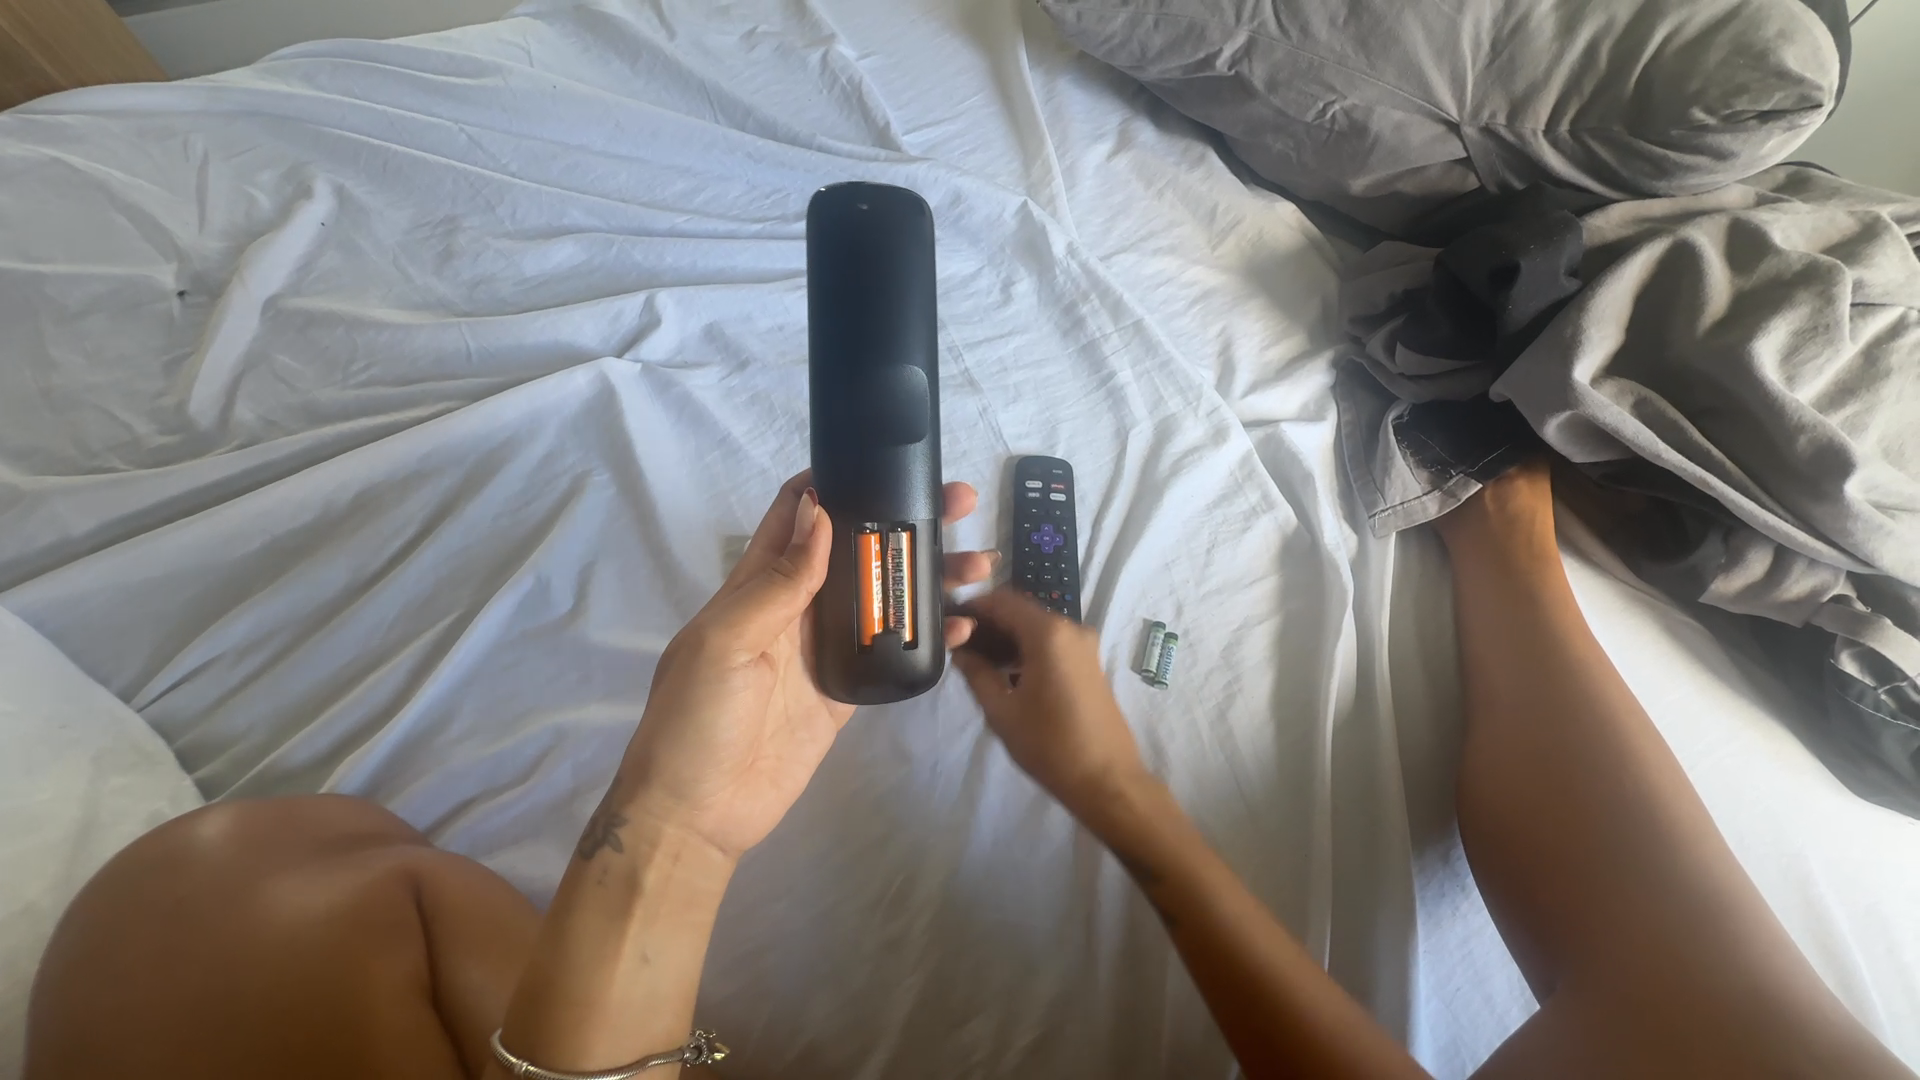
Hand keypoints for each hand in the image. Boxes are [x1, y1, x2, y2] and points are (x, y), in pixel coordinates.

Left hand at [604, 472, 992, 861]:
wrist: (701, 813)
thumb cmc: (697, 718)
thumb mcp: (726, 641)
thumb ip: (777, 582)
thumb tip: (820, 511)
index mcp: (759, 583)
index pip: (799, 514)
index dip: (837, 482)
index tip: (886, 461)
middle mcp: (797, 606)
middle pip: (857, 548)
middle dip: (904, 520)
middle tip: (958, 502)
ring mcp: (826, 647)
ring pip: (884, 594)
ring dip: (928, 573)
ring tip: (978, 561)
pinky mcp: (849, 687)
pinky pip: (893, 648)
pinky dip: (928, 631)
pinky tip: (963, 624)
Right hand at [952, 588, 1149, 816]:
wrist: (1107, 780)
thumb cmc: (1050, 745)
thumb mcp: (1002, 711)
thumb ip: (977, 673)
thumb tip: (960, 650)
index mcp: (1048, 633)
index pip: (1003, 600)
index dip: (974, 607)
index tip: (950, 622)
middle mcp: (1071, 629)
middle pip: (1021, 612)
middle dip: (989, 624)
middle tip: (959, 646)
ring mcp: (1084, 646)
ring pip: (1037, 628)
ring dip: (1008, 639)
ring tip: (978, 663)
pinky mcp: (1090, 663)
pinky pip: (1052, 643)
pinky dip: (1028, 650)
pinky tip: (1007, 674)